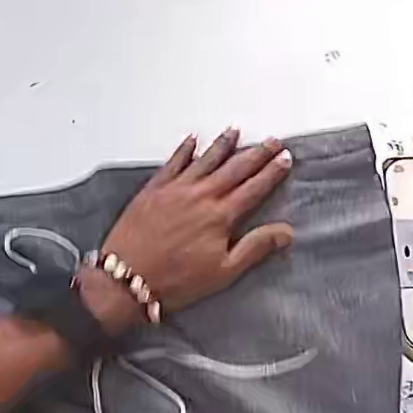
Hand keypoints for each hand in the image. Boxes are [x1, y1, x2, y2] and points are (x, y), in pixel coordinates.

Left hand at [83, 128, 294, 332]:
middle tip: (273, 141)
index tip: (285, 159)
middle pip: (235, 168)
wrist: (127, 279)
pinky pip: (173, 162)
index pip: (254, 188)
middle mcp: (201, 195)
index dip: (272, 172)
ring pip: (206, 159)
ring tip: (237, 131)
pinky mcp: (154, 190)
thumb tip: (286, 232)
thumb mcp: (224, 272)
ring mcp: (176, 189)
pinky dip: (185, 149)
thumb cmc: (177, 280)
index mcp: (220, 216)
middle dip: (256, 153)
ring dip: (224, 144)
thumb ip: (255, 247)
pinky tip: (193, 139)